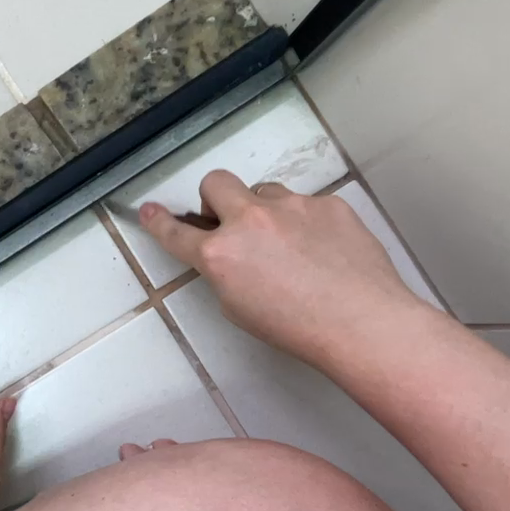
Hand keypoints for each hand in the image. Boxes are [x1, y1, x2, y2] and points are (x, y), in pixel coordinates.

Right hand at [139, 170, 430, 366]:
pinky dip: (305, 223)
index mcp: (220, 254)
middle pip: (216, 182)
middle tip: (229, 223)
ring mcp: (292, 206)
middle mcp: (250, 220)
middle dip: (215, 199)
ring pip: (264, 191)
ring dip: (264, 210)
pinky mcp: (328, 204)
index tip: (149, 210)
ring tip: (287, 245)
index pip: (176, 233)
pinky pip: (306, 204)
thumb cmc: (294, 328)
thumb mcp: (237, 308)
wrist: (360, 321)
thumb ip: (225, 272)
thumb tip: (231, 256)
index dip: (158, 222)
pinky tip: (323, 251)